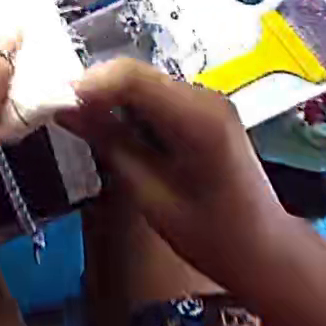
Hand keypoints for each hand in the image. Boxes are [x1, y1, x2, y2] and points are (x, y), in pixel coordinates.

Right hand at [58, 59, 297, 290]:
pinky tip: (109, 121)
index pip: (134, 78)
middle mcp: (204, 94)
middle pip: (136, 73)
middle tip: (59, 106)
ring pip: (142, 79)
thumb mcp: (152, 197)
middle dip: (95, 86)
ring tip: (77, 114)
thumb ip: (110, 145)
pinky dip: (127, 102)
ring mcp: (205, 96)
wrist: (268, 251)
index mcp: (199, 119)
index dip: (91, 83)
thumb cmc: (213, 236)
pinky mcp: (201, 104)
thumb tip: (65, 110)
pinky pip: (154, 91)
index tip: (57, 99)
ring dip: (108, 93)